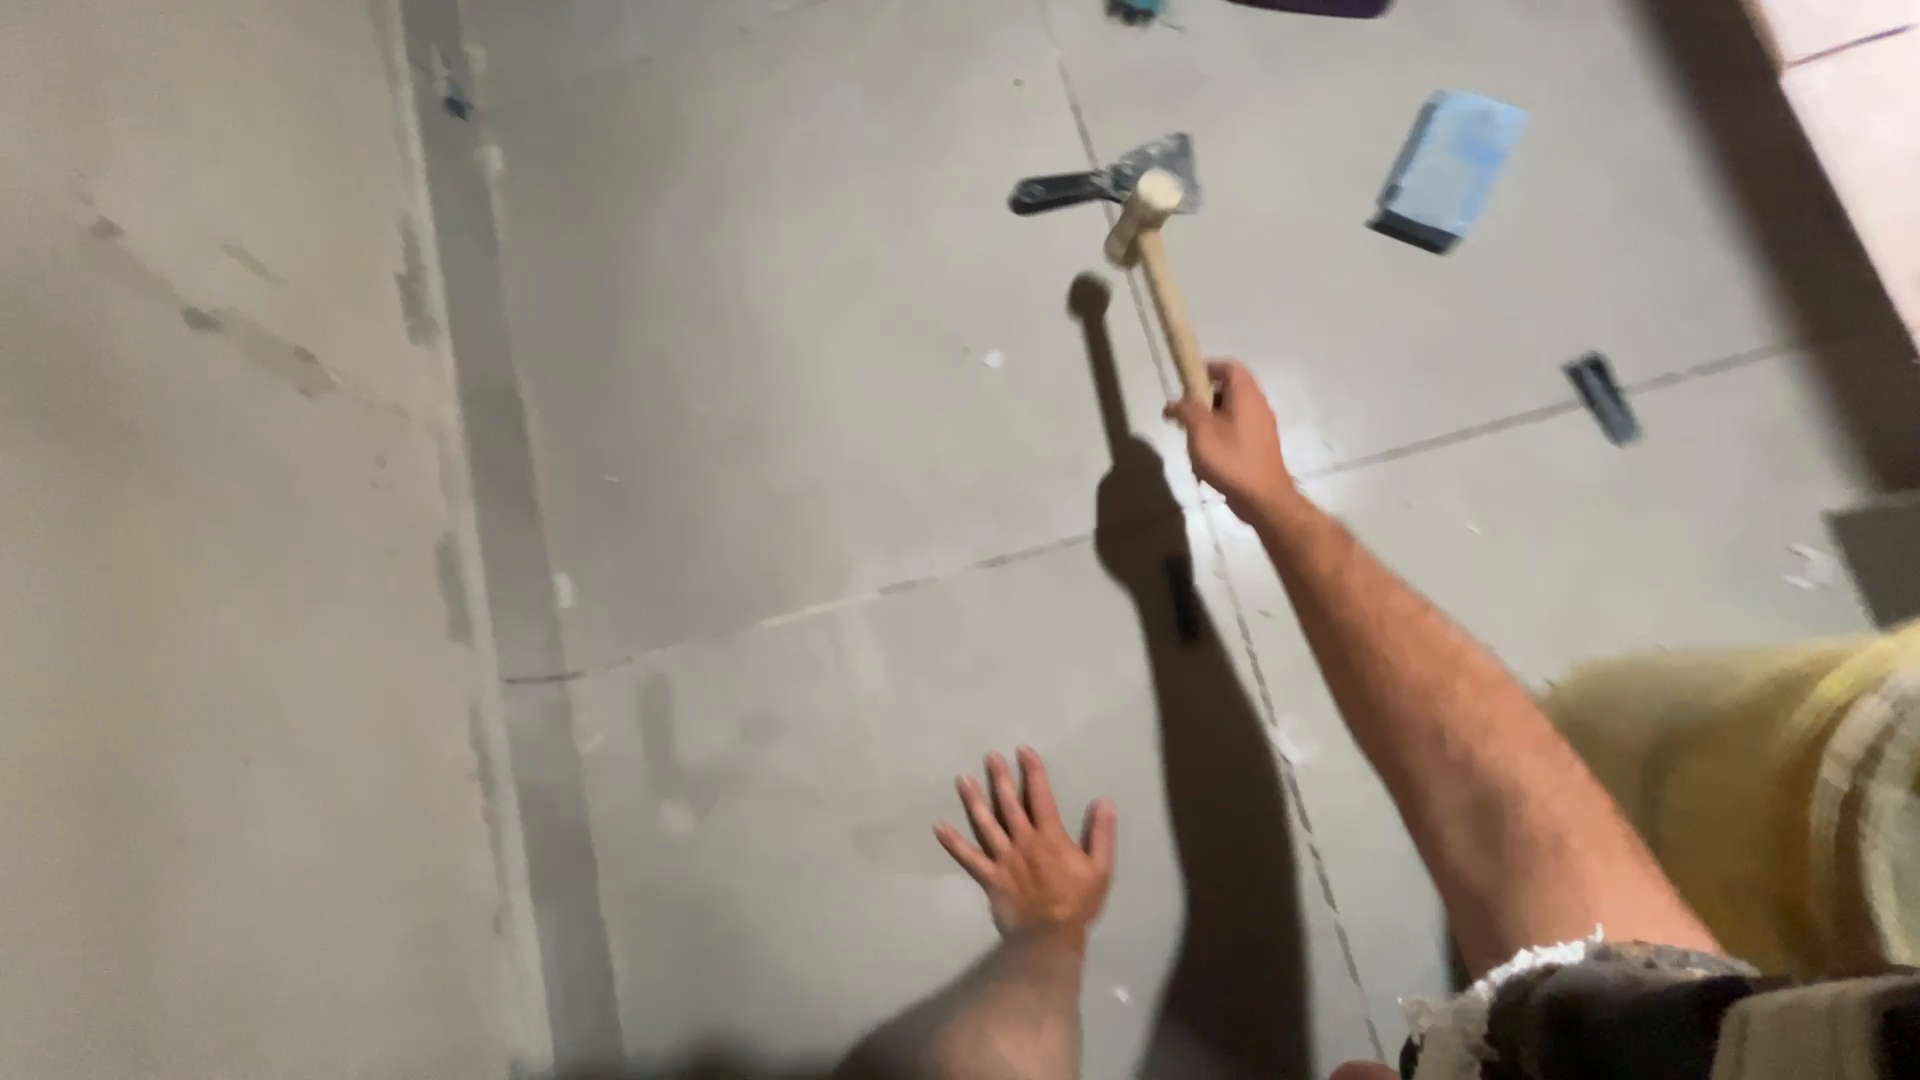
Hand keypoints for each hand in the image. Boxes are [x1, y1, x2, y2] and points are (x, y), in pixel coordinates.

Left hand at [935, 748, 1116, 945]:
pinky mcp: (990, 877)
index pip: (1041, 796)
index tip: (1023, 751)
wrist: (1050, 938)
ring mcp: (1003, 859)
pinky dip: (953, 843)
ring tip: (961, 779)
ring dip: (973, 800)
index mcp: (1050, 837)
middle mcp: (1023, 842)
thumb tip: (1104, 801)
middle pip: (1009, 804)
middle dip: (1000, 778)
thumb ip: (1101, 834)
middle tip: (989, 756)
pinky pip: (968, 858)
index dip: (1033, 772)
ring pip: (986, 824)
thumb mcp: (1100, 869)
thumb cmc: (1077, 903)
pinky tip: (939, 827)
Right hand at [1164, 359, 1297, 521]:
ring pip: (1231, 410)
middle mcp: (1257, 405)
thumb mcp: (1200, 432)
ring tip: (1192, 436)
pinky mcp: (1259, 445)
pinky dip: (1219, 434)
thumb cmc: (1231, 459)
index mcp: (1246, 395)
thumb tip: (1172, 404)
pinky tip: (1206, 456)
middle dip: (1203, 397)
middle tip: (1185, 411)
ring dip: (1209, 418)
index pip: (1229, 367)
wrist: (1263, 497)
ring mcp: (1260, 426)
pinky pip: (1236, 429)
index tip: (1186, 380)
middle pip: (1229, 388)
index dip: (1207, 367)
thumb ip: (1185, 411)